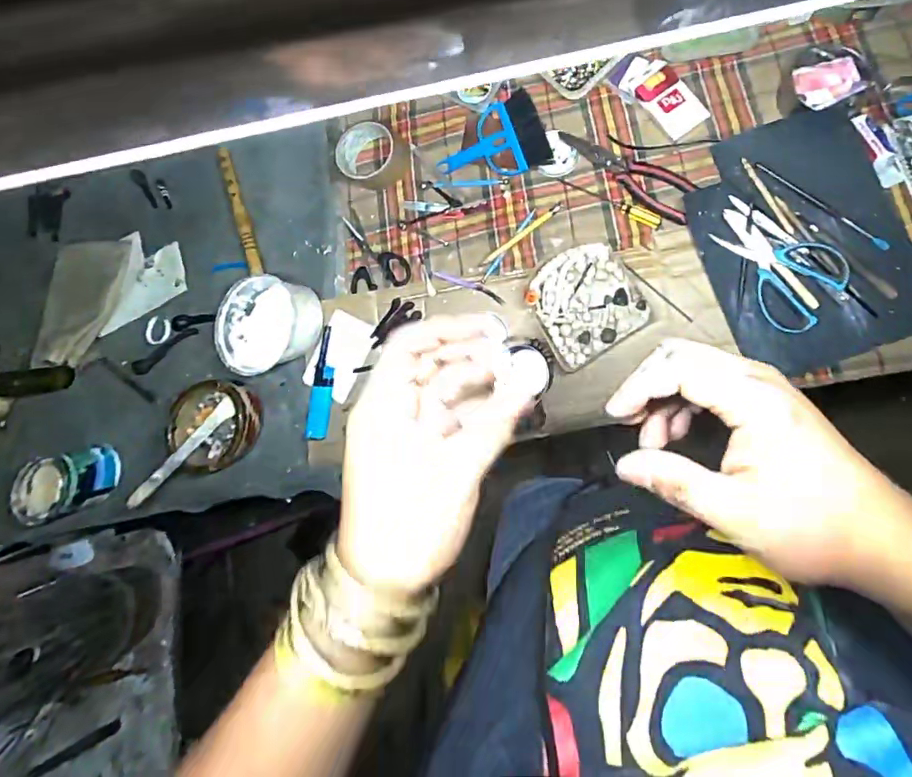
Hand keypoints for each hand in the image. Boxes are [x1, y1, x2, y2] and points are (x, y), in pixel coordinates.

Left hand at [337, 315, 530, 597]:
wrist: (383, 583)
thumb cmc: (408, 525)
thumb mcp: (456, 471)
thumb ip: (496, 422)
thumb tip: (528, 382)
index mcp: (384, 404)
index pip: (410, 345)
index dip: (449, 329)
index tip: (490, 328)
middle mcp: (394, 409)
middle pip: (432, 364)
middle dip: (472, 355)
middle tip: (513, 356)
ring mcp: (410, 429)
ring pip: (447, 390)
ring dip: (481, 382)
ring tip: (518, 378)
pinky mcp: (425, 450)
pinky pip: (454, 417)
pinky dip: (480, 410)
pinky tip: (510, 405)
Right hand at [605, 339, 911, 587]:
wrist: (883, 539)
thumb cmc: (811, 527)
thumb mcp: (734, 512)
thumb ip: (674, 481)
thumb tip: (624, 465)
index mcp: (751, 397)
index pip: (677, 367)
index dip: (637, 387)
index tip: (614, 419)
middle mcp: (757, 379)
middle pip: (683, 355)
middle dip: (648, 385)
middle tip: (630, 426)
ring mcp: (766, 387)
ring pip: (696, 367)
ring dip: (666, 396)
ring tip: (657, 444)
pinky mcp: (770, 402)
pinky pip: (714, 383)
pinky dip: (687, 402)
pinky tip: (682, 437)